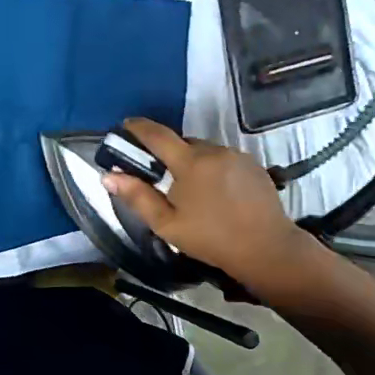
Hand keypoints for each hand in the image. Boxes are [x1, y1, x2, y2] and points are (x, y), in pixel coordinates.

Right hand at [101, 118, 331, 306]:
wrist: (266, 249)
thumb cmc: (210, 238)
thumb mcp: (167, 224)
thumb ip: (137, 197)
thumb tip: (108, 176)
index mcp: (190, 163)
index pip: (158, 135)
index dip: (138, 128)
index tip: (125, 125)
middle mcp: (214, 151)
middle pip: (182, 143)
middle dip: (166, 153)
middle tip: (156, 174)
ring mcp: (237, 156)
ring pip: (204, 151)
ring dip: (191, 162)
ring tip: (187, 189)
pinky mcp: (253, 166)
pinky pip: (223, 159)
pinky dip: (211, 168)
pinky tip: (212, 192)